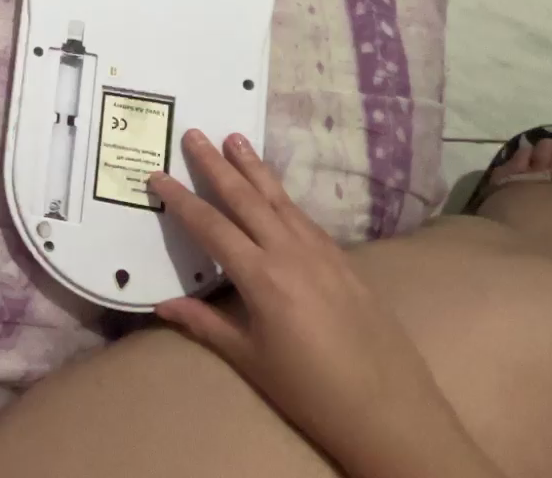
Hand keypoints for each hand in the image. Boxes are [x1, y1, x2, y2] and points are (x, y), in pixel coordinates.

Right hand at [147, 131, 481, 477]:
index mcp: (262, 279)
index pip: (210, 226)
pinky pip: (305, 218)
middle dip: (216, 165)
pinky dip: (282, 196)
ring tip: (235, 138)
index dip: (180, 199)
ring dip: (253, 168)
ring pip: (279, 199)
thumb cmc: (312, 393)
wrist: (395, 417)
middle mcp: (291, 255)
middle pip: (245, 198)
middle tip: (194, 133)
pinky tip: (274, 190)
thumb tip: (160, 304)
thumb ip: (203, 324)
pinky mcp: (346, 262)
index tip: (157, 174)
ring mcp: (323, 255)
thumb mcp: (250, 360)